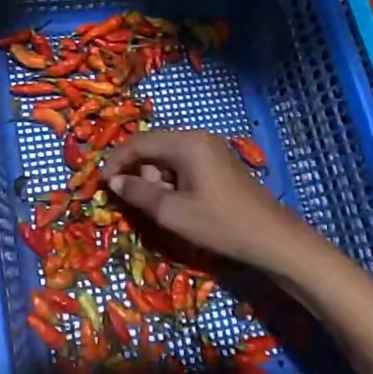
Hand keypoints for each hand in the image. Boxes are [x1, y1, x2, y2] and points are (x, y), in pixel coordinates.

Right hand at [102, 130, 317, 269]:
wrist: (269, 236)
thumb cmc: (219, 223)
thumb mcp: (171, 212)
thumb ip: (138, 193)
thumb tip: (114, 180)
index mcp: (186, 142)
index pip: (138, 142)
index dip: (116, 161)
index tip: (102, 184)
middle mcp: (199, 137)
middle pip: (154, 146)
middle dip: (139, 172)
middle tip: (141, 203)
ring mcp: (212, 148)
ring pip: (168, 156)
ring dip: (157, 179)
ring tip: (165, 208)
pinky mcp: (220, 163)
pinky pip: (185, 163)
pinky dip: (174, 180)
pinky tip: (181, 204)